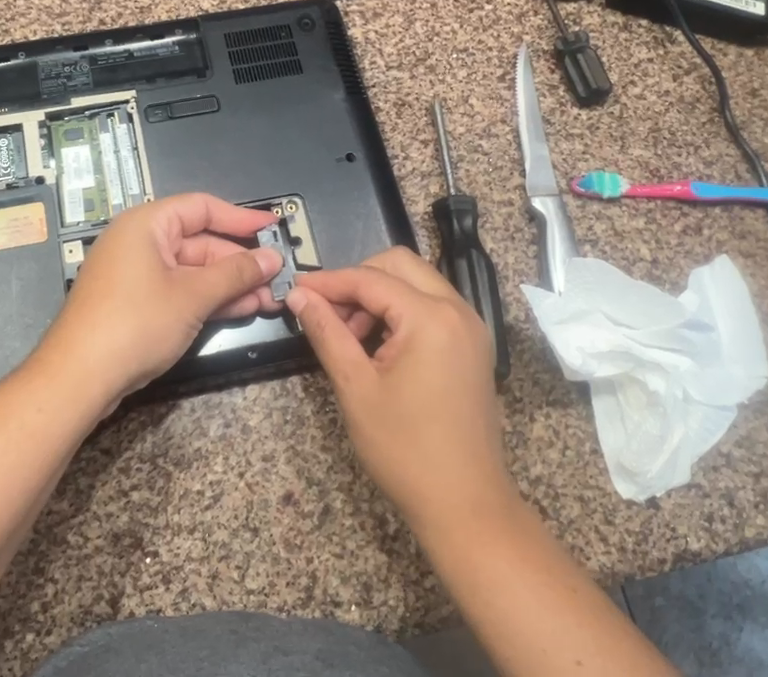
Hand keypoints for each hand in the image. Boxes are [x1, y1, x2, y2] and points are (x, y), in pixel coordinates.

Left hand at [32, 194, 280, 405]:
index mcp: (146, 225)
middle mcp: (139, 242)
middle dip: (239, 261)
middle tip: (277, 277)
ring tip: (269, 298)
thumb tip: (271, 258)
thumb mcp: (192, 296)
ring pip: (193, 270)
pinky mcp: (137, 304)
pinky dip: (209, 298)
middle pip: (200, 241)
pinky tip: (242, 309)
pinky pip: (180, 290)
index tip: (273, 228)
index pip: (201, 207)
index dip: (240, 218)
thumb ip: (235, 274)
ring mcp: (137, 275)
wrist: (79, 378)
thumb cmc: (134, 324)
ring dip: (230, 284)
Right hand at [286, 247, 516, 532]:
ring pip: (417, 283)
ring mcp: (471, 328)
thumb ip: (327, 332)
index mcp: (431, 317)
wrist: (465, 503)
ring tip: (348, 336)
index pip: (370, 279)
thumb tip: (299, 296)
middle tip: (326, 313)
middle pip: (399, 265)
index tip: (294, 290)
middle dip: (357, 281)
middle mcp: (458, 310)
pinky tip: (377, 345)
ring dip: (379, 296)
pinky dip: (401, 312)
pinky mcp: (473, 346)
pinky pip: (431, 307)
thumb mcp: (355, 388)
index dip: (328, 282)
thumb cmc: (405, 449)